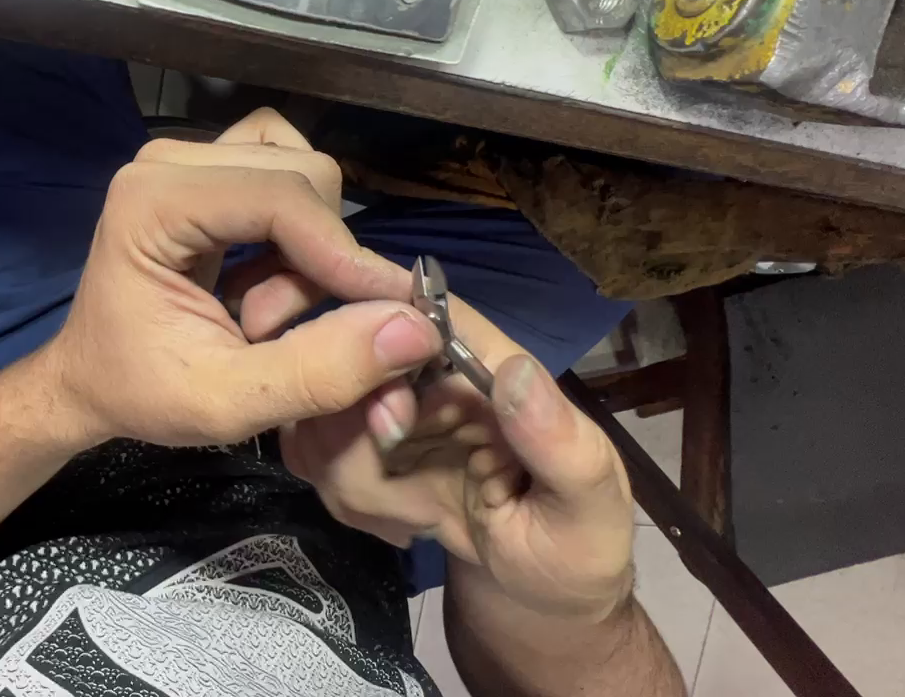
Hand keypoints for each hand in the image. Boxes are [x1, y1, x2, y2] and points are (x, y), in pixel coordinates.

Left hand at [36, 109, 444, 447]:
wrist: (89, 378)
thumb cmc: (140, 391)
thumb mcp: (228, 403)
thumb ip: (320, 369)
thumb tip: (417, 326)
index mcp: (151, 201)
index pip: (279, 197)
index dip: (343, 254)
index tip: (396, 313)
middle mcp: (166, 160)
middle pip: (301, 174)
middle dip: (318, 259)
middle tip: (277, 330)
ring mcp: (184, 159)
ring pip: (302, 173)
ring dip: (306, 249)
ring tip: (260, 314)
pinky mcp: (204, 171)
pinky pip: (286, 176)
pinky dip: (296, 232)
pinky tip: (265, 280)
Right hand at [283, 305, 634, 621]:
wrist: (534, 597)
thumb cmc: (574, 549)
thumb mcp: (590, 509)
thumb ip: (560, 444)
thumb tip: (514, 368)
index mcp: (485, 363)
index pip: (416, 308)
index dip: (373, 314)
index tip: (362, 372)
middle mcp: (426, 371)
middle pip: (349, 356)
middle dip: (361, 436)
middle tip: (410, 506)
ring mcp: (385, 404)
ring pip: (323, 409)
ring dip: (362, 480)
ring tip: (419, 521)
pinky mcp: (356, 440)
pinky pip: (315, 449)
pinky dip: (352, 497)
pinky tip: (400, 521)